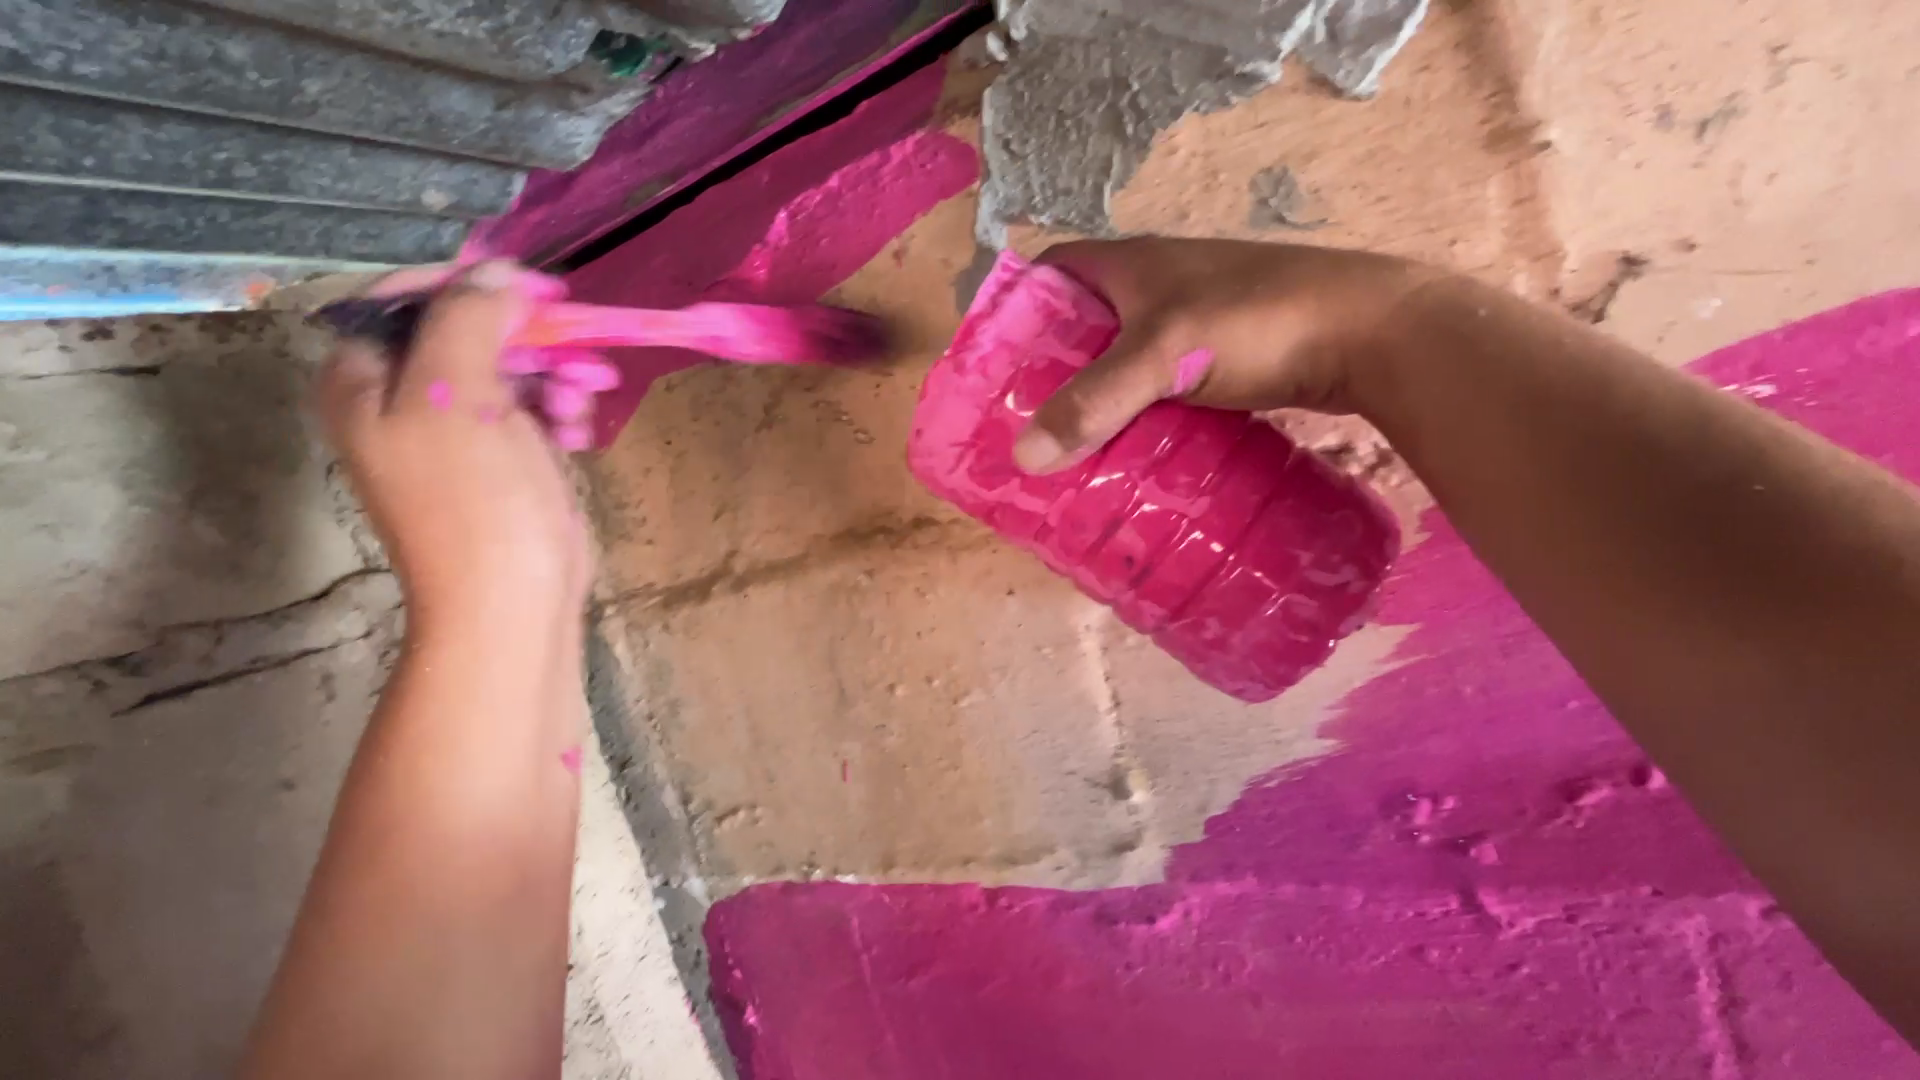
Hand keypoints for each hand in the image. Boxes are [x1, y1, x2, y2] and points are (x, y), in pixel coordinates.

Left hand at [316, 261, 592, 640]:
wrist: (511, 601)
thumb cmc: (475, 502)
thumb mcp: (458, 397)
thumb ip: (468, 318)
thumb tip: (499, 272)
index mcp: (364, 379)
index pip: (409, 297)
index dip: (473, 284)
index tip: (537, 290)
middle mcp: (403, 399)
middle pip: (471, 332)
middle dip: (531, 339)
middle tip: (581, 351)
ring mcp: (457, 432)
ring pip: (513, 370)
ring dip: (556, 377)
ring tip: (582, 405)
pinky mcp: (503, 459)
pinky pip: (533, 410)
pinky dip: (561, 411)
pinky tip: (578, 432)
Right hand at [1012, 238, 1442, 472]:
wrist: (1373, 333)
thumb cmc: (1257, 321)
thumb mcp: (1162, 355)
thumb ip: (1093, 402)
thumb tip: (1023, 457)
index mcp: (1130, 264)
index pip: (1049, 272)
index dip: (1016, 308)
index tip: (993, 364)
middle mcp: (1155, 286)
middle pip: (1081, 324)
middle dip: (1049, 368)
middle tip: (1022, 420)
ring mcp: (1191, 323)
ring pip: (1120, 359)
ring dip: (1094, 396)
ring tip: (1065, 445)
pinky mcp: (1220, 358)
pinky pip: (1157, 385)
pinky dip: (1136, 412)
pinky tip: (1126, 449)